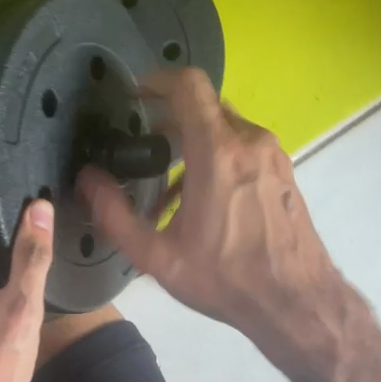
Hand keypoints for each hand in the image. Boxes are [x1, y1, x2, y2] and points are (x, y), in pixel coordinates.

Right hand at [78, 68, 365, 371]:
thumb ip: (115, 215)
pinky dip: (214, 159)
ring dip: (191, 144)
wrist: (294, 300)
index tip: (133, 96)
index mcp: (217, 153)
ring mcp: (272, 154)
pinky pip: (242, 148)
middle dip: (168, 120)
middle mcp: (249, 141)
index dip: (157, 81)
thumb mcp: (156, 257)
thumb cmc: (223, 279)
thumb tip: (87, 180)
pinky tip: (198, 202)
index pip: (188, 86)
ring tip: (165, 187)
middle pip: (204, 107)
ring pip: (224, 128)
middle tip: (141, 150)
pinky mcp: (283, 171)